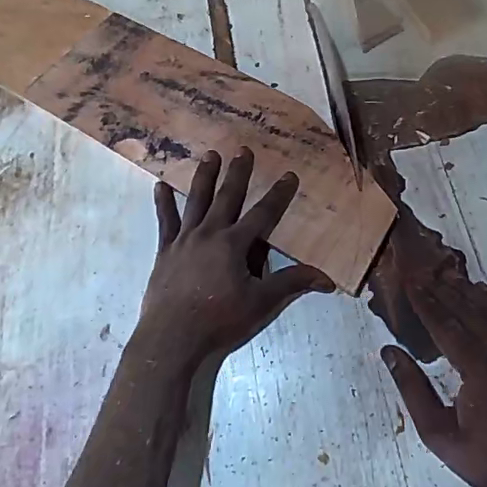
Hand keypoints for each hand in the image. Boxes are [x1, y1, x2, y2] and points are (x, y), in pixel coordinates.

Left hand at [137, 149, 333, 363]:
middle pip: (227, 197)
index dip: (278, 195)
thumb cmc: (219, 319)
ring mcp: (184, 240)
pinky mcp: (166, 251)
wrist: (172, 336)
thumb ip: (291, 284)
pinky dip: (163, 203)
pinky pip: (166, 222)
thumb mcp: (261, 303)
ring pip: (196, 201)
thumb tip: (327, 279)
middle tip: (243, 151)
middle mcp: (209, 234)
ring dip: (204, 177)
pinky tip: (160, 186)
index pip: (262, 214)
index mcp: (233, 244)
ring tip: (210, 156)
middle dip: (238, 174)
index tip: (289, 175)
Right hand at [382, 276, 486, 486]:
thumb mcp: (438, 434)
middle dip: (444, 291)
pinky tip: (484, 294)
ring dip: (468, 294)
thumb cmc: (485, 464)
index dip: (427, 302)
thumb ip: (412, 389)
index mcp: (482, 372)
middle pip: (469, 313)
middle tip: (423, 271)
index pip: (447, 326)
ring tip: (447, 275)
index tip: (411, 280)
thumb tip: (388, 352)